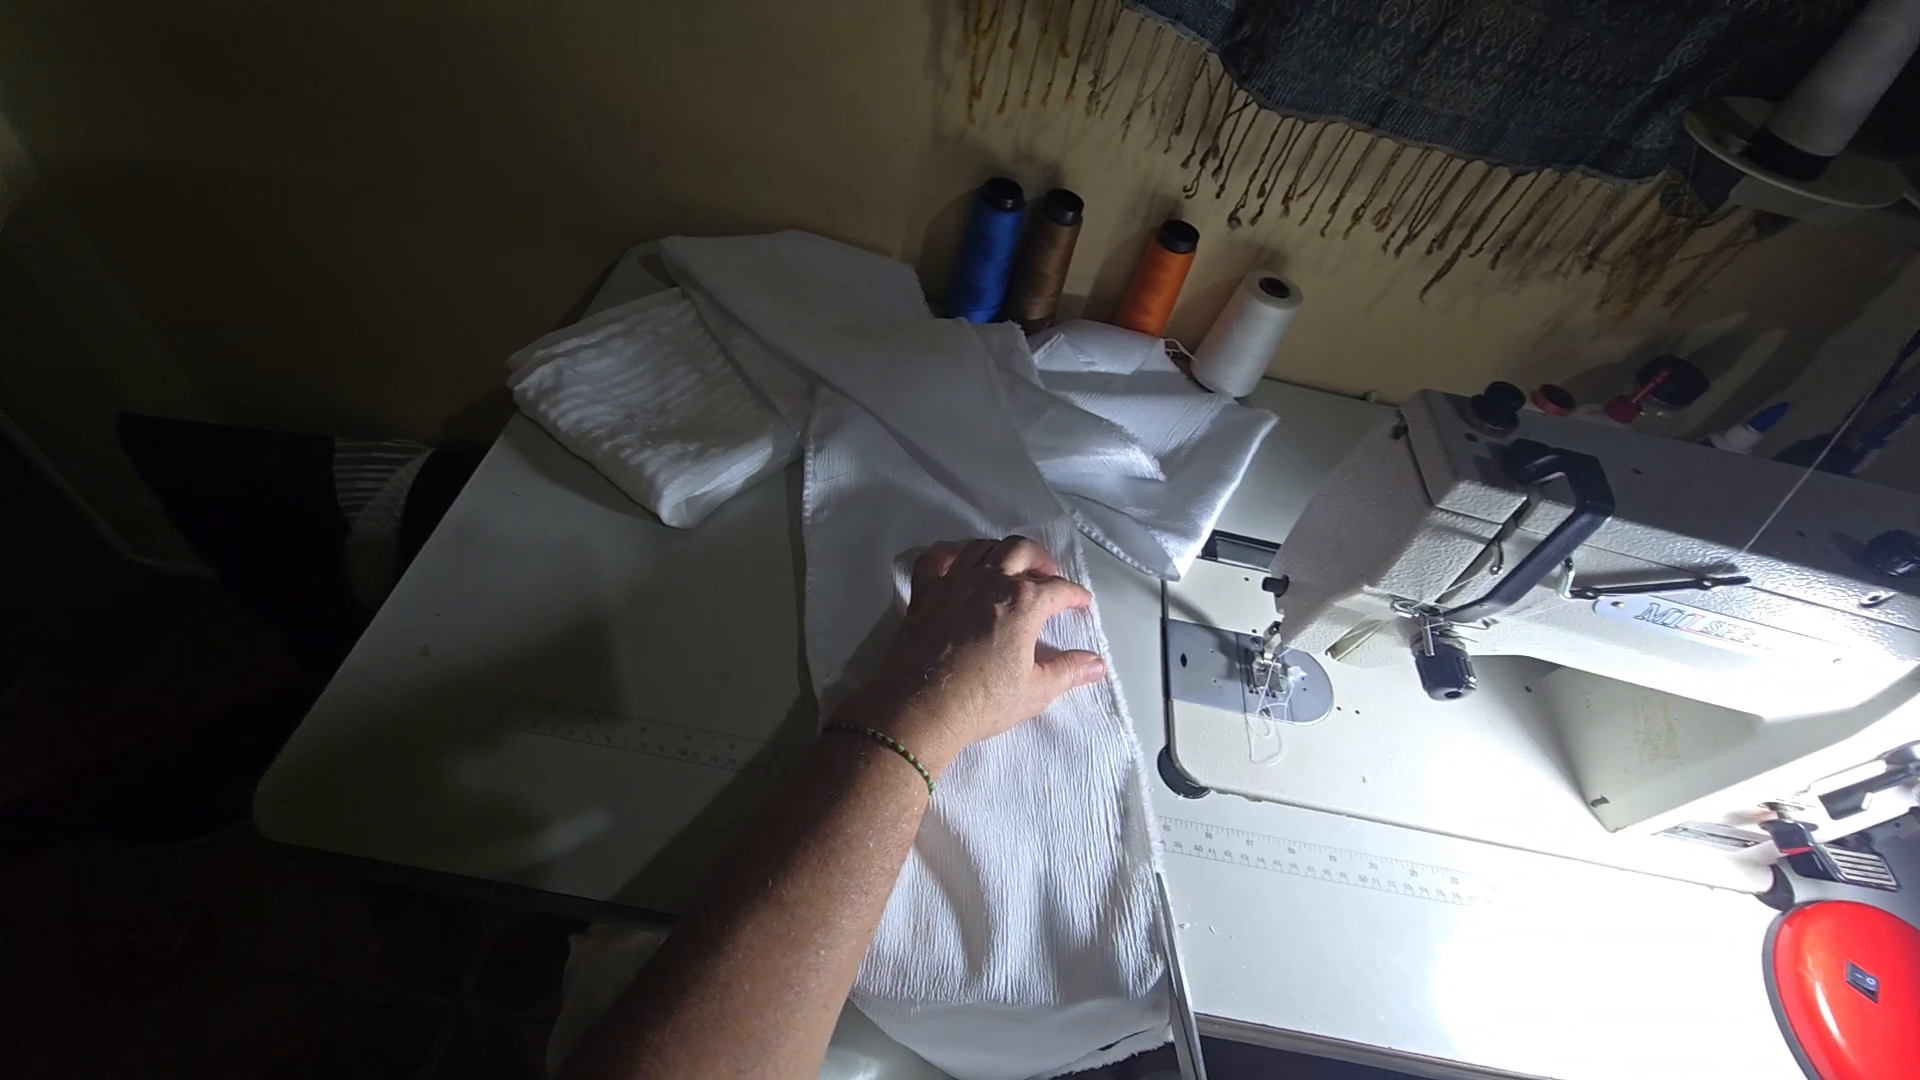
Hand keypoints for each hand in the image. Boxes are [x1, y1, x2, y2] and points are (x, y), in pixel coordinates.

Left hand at [844, 536, 1106, 775]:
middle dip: (1041, 559)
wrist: (921, 707)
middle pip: (1021, 550)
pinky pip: (935, 559)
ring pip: (982, 547)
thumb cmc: (984, 701)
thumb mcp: (1036, 691)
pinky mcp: (924, 593)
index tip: (1081, 603)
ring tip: (1009, 568)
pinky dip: (949, 556)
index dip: (1075, 595)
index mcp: (1023, 602)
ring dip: (1001, 552)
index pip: (1059, 589)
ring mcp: (954, 582)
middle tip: (1047, 576)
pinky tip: (958, 564)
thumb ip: (1069, 671)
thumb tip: (1098, 664)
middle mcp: (990, 581)